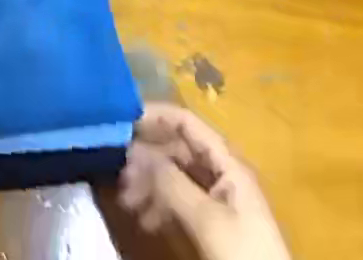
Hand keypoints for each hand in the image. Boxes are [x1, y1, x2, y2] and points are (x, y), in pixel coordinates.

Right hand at [117, 103, 291, 259]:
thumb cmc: (243, 255)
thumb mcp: (206, 219)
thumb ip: (172, 182)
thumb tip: (137, 152)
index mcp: (227, 162)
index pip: (186, 123)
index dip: (155, 116)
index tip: (123, 122)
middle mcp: (222, 172)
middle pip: (178, 150)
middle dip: (147, 159)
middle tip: (119, 173)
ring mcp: (219, 197)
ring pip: (176, 176)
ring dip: (150, 184)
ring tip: (126, 202)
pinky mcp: (215, 221)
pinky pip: (181, 200)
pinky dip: (161, 205)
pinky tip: (145, 219)